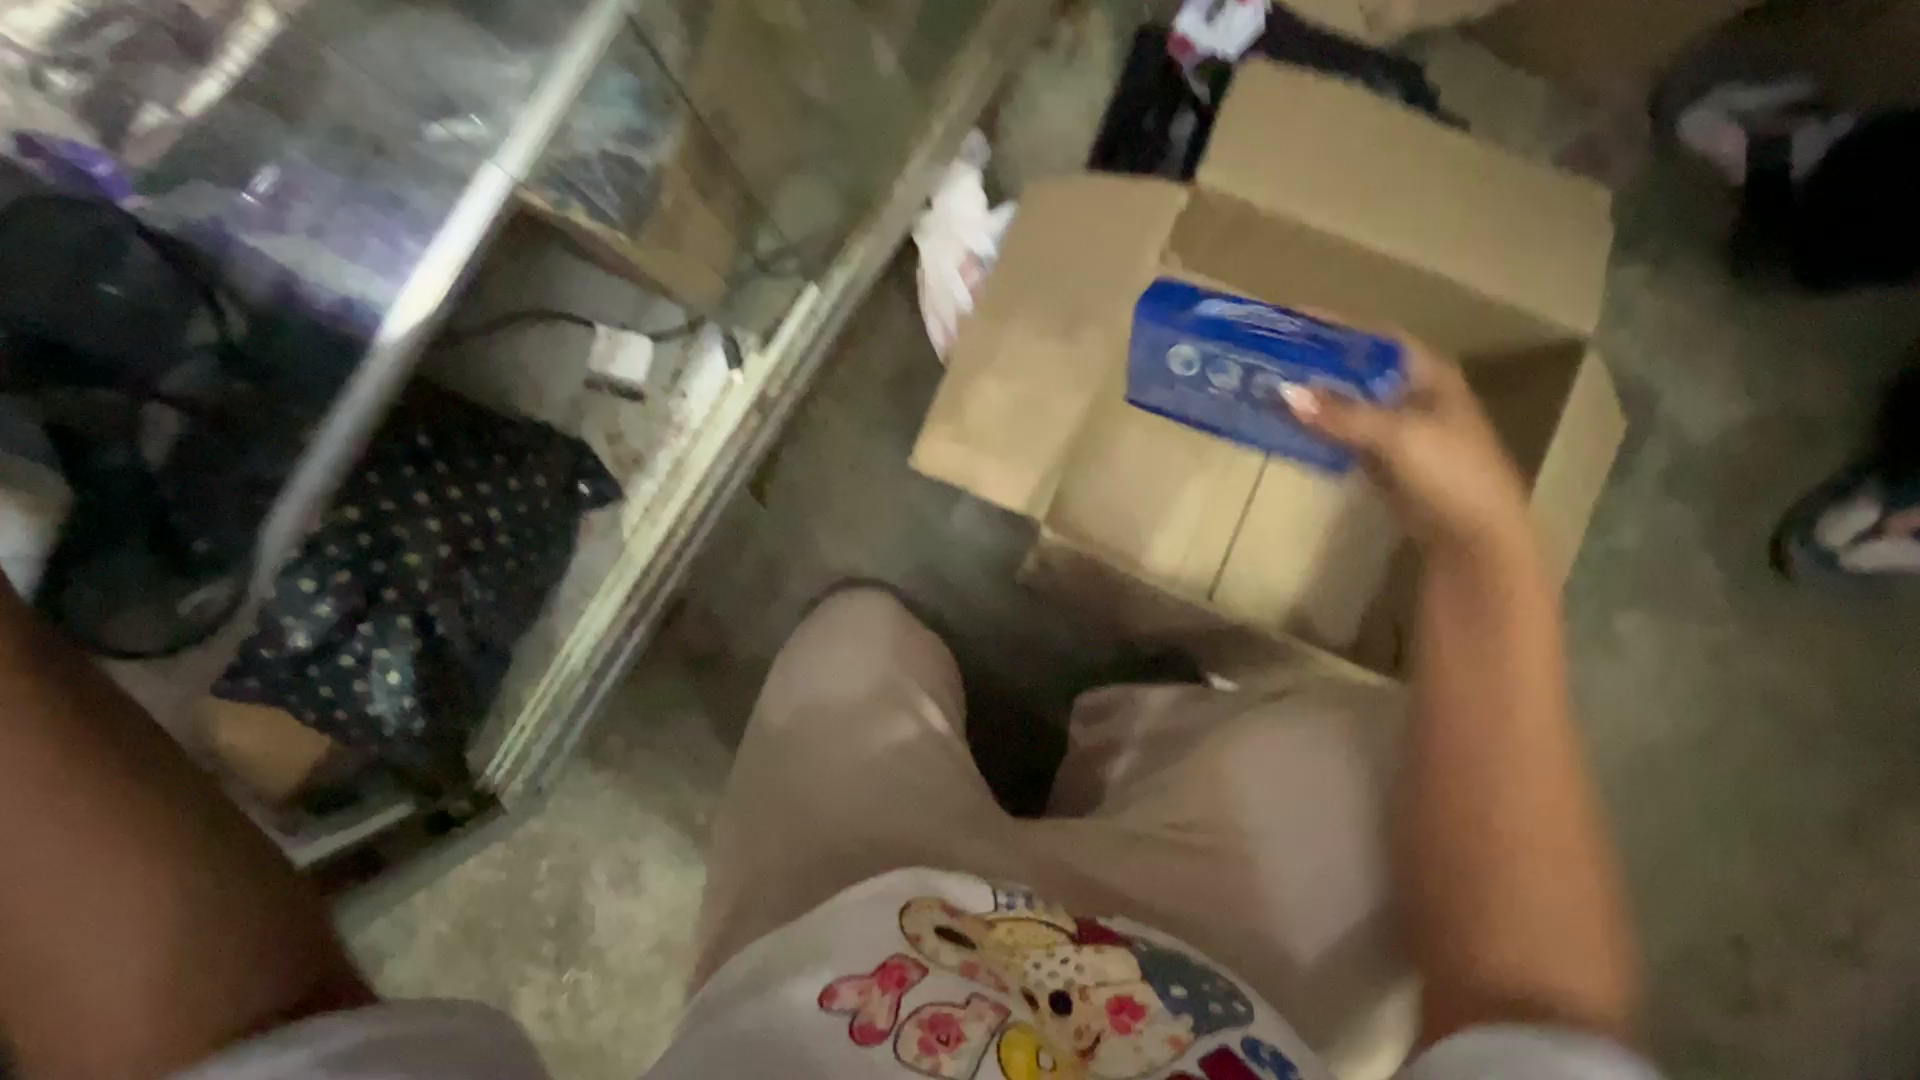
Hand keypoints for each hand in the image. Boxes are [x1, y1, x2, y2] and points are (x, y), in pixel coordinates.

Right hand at [1284, 340, 1534, 556]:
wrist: (1475, 536)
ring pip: (1346, 404)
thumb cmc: (1451, 473)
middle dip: (1315, 362)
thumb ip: (1342, 413)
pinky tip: (1286, 424)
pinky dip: (1316, 428)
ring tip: (1266, 385)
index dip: (1335, 326)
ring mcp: (1396, 430)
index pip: (1374, 338)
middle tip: (1267, 354)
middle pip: (1356, 369)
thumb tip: (1285, 392)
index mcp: (1426, 375)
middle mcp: (1411, 395)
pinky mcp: (1382, 461)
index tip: (1290, 319)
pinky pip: (1342, 435)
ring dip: (1312, 397)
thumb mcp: (1398, 436)